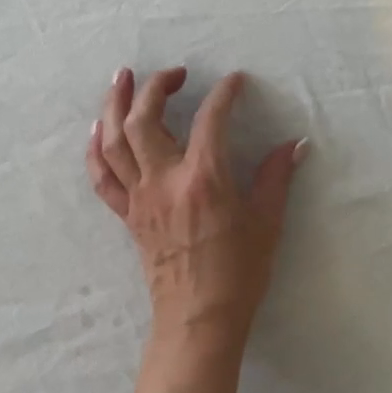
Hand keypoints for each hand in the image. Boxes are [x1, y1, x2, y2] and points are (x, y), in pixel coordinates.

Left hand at [87, 67, 305, 343]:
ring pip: (114, 141)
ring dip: (115, 105)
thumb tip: (295, 144)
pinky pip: (103, 177)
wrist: (199, 319)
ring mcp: (141, 198)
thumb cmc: (240, 272)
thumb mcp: (267, 221)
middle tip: (175, 72)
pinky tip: (99, 129)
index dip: (224, 93)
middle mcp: (165, 181)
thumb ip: (277, 176)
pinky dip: (96, 149)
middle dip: (156, 87)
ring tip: (122, 78)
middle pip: (144, 120)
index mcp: (204, 179)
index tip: (235, 81)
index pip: (211, 118)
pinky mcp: (128, 215)